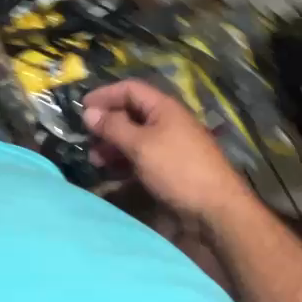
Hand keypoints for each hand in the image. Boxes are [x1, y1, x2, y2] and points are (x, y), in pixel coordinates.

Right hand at [83, 79, 257, 222]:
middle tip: (87, 138)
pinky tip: (113, 173)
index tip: (82, 107)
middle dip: (107, 124)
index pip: (129, 89)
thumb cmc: (178, 169)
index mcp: (164, 107)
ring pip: (135, 137)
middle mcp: (168, 121)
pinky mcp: (173, 169)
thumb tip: (89, 112)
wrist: (219, 212)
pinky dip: (126, 161)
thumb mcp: (141, 145)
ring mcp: (172, 146)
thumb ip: (113, 127)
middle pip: (131, 113)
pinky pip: (143, 157)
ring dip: (114, 145)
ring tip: (96, 160)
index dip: (105, 95)